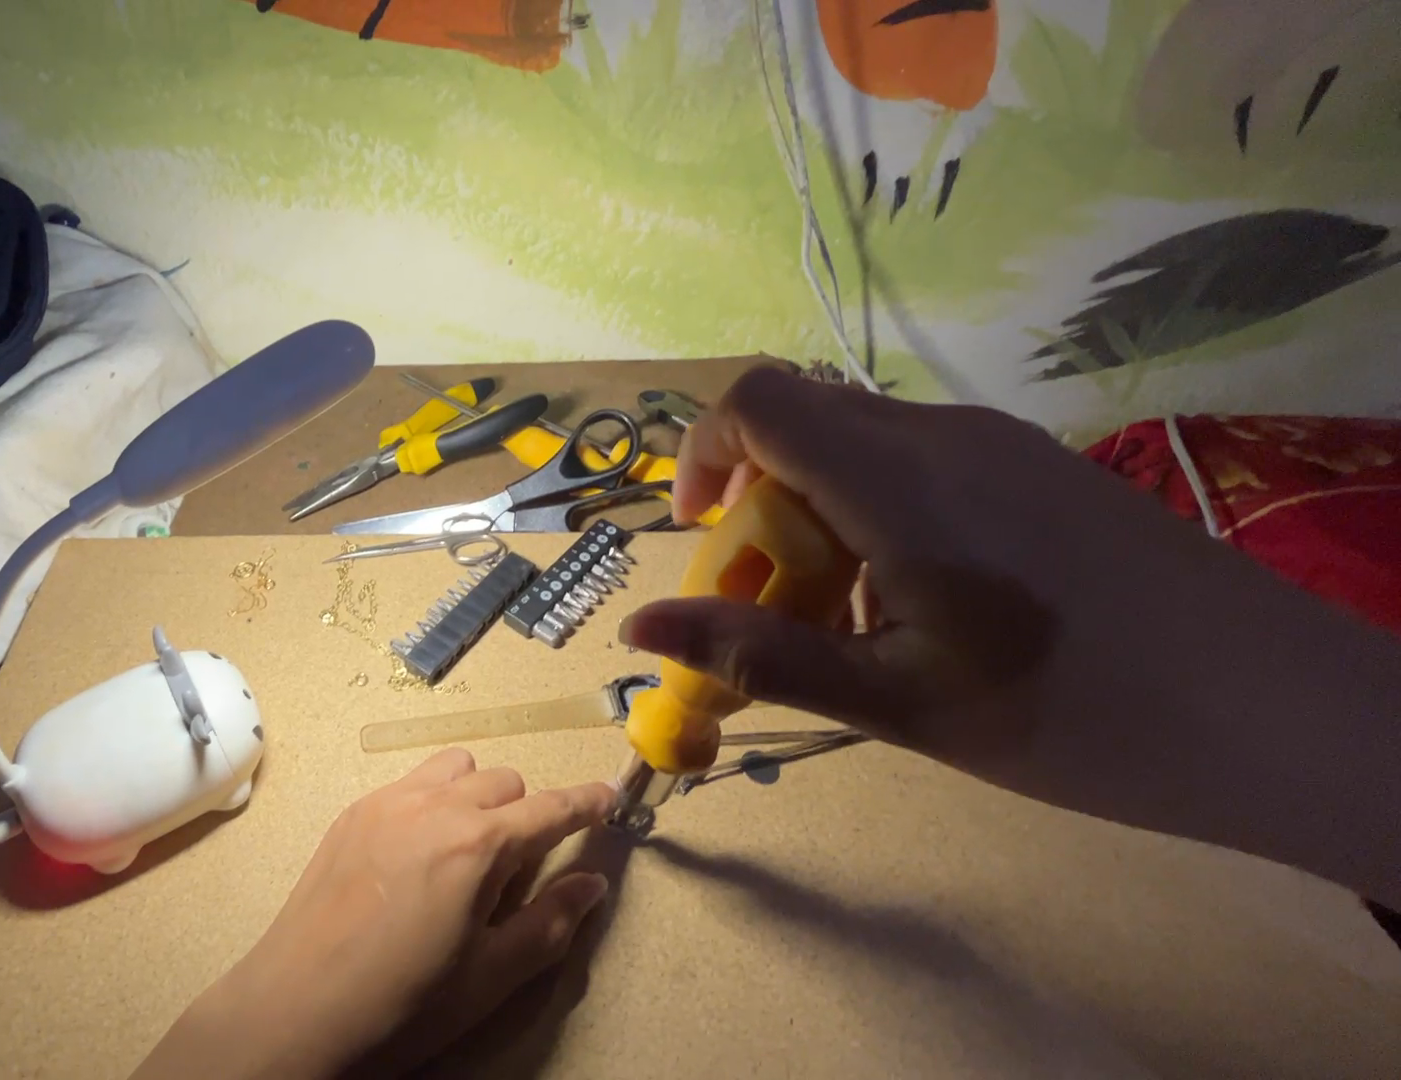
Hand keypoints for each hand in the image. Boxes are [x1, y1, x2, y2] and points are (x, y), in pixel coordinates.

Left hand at [133, 751, 613, 1079]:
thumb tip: (593, 881)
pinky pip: (412, 781)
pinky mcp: (355, 809)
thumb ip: (551, 922)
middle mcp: (436, 806)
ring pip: (456, 767)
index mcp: (478, 846)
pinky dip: (433, 798)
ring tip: (465, 847)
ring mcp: (389, 800)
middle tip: (512, 867)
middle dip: (524, 812)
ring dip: (477, 794)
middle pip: (504, 781)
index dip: (584, 802)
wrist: (295, 1007)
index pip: (548, 810)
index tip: (607, 795)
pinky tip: (416, 849)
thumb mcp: (490, 977)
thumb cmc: (403, 1002)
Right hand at [621, 363, 1400, 906]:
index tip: (705, 535)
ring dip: (807, 504)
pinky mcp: (1027, 464)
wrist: (1297, 717)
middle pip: (796, 416)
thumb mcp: (892, 699)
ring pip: (850, 435)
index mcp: (897, 481)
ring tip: (840, 603)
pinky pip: (907, 456)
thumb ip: (756, 654)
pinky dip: (863, 506)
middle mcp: (938, 434)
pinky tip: (910, 590)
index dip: (703, 454)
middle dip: (749, 493)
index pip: (755, 401)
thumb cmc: (1077, 716)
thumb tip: (638, 627)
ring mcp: (991, 442)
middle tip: (769, 587)